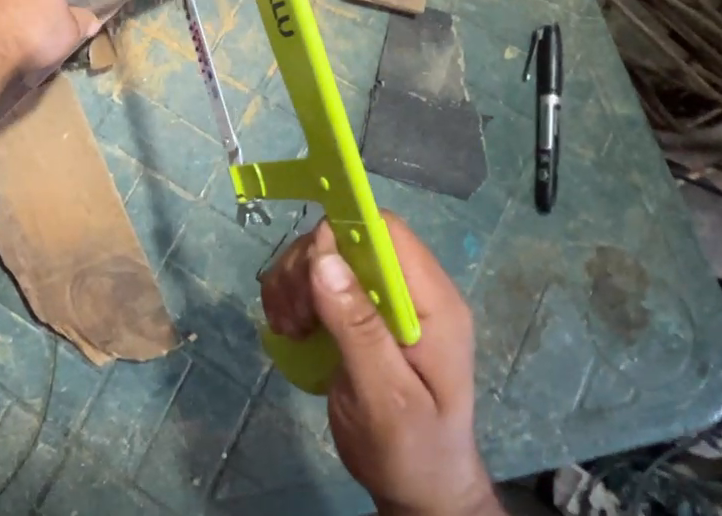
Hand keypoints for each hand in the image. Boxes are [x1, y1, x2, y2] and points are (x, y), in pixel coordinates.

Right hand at [259, 213, 497, 515]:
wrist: (417, 491)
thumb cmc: (410, 449)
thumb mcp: (384, 396)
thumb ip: (357, 327)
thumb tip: (322, 256)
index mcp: (433, 304)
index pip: (386, 232)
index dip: (341, 234)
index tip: (305, 272)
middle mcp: (409, 291)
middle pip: (345, 240)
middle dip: (307, 267)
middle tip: (293, 315)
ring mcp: (381, 301)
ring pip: (323, 255)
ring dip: (292, 282)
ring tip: (288, 326)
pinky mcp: (356, 313)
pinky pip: (313, 279)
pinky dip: (290, 295)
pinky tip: (288, 327)